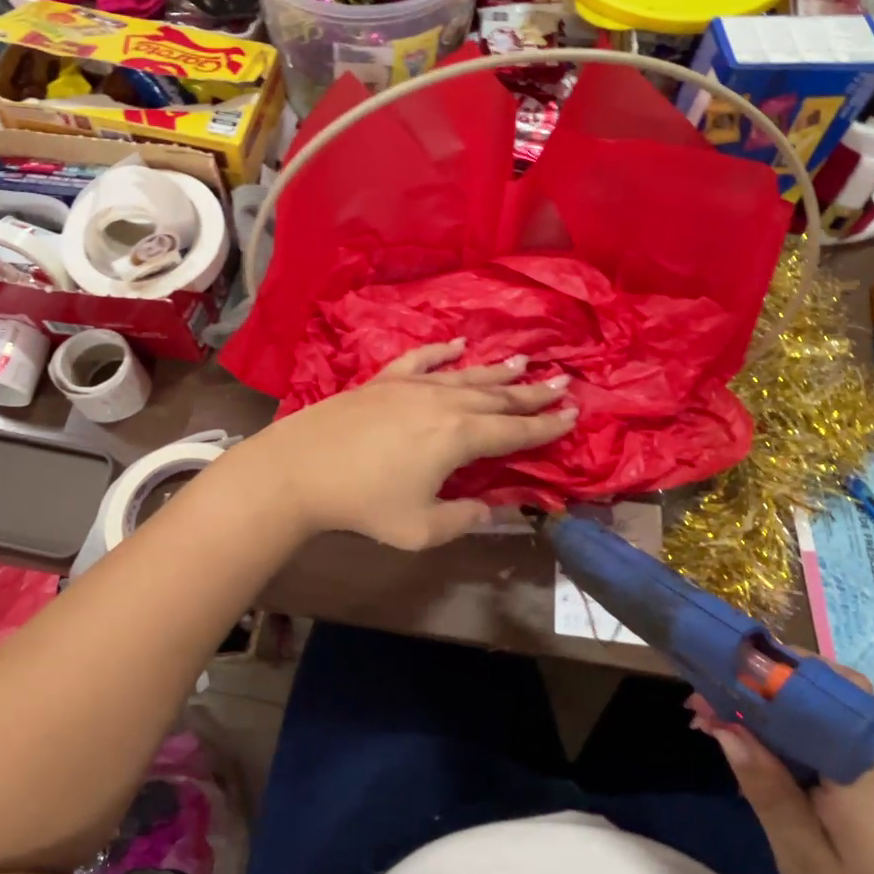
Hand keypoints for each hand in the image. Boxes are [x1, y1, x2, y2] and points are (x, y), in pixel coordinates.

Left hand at [223, 339, 575, 549]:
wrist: (300, 469)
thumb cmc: (363, 504)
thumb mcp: (420, 528)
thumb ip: (462, 519)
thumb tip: (491, 510)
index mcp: (459, 438)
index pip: (514, 431)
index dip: (546, 426)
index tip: (573, 415)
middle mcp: (443, 403)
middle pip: (497, 396)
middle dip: (532, 393)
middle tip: (564, 383)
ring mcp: (411, 386)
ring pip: (466, 375)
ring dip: (498, 370)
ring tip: (525, 362)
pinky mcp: (382, 380)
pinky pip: (422, 360)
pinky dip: (443, 351)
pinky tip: (458, 345)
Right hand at [705, 674, 873, 873]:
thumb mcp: (804, 857)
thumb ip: (769, 791)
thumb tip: (724, 728)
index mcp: (862, 764)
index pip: (815, 691)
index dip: (760, 677)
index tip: (709, 680)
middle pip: (818, 688)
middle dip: (757, 684)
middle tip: (704, 699)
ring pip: (819, 706)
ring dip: (766, 702)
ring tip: (717, 714)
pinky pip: (824, 730)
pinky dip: (784, 725)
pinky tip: (752, 740)